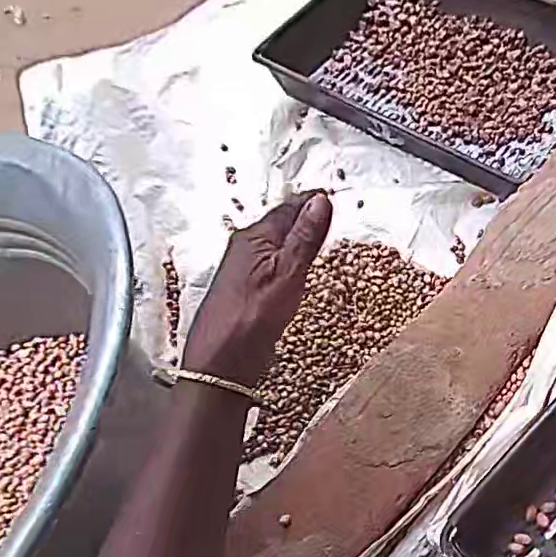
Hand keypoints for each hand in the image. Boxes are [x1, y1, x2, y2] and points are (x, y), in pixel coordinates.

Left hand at [182, 191, 331, 386]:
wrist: (223, 360)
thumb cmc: (253, 316)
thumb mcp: (288, 273)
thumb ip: (305, 237)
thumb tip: (321, 202)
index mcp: (255, 237)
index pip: (289, 208)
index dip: (312, 202)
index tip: (332, 197)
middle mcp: (246, 249)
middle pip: (280, 224)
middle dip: (305, 217)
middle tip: (328, 212)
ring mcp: (245, 271)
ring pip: (276, 246)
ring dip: (297, 239)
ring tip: (318, 236)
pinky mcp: (249, 292)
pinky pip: (273, 266)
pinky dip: (290, 261)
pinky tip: (297, 270)